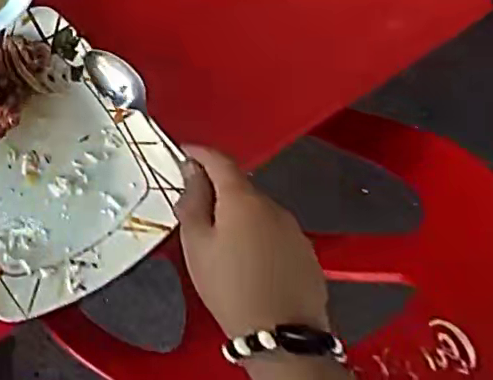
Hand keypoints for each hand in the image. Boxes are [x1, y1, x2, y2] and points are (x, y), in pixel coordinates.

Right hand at [175, 146, 329, 338]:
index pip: (218, 159)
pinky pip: (276, 232)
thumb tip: (192, 173)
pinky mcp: (308, 256)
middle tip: (196, 204)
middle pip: (240, 185)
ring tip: (222, 238)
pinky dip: (259, 234)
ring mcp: (295, 232)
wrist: (282, 340)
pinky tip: (249, 258)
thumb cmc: (229, 287)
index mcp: (242, 198)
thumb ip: (192, 199)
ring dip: (239, 213)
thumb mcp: (195, 241)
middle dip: (217, 188)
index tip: (184, 153)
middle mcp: (273, 208)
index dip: (198, 152)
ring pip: (259, 210)